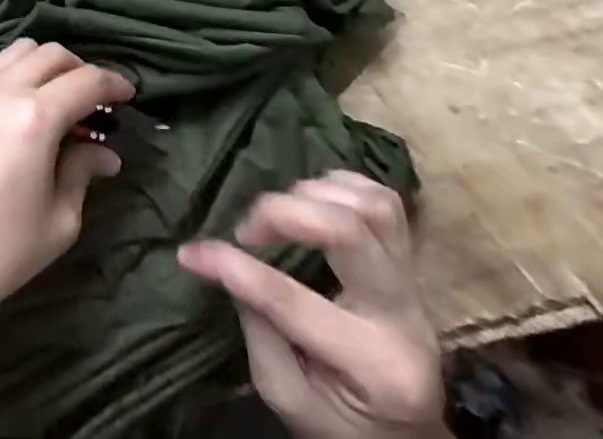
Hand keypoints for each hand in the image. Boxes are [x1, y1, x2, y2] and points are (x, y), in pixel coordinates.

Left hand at [0, 39, 135, 339]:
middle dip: (83, 71)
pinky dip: (11, 65)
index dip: (115, 84)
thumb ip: (83, 171)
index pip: (86, 81)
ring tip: (59, 98)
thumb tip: (105, 152)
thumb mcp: (59, 218)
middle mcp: (2, 90)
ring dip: (46, 64)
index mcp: (35, 116)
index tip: (131, 97)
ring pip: (18, 50)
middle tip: (98, 104)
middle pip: (52, 55)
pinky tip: (18, 96)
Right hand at [178, 172, 446, 438]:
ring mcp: (413, 284)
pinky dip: (342, 187)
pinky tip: (310, 200)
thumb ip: (257, 327)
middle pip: (350, 231)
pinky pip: (386, 202)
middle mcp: (405, 317)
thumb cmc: (338, 419)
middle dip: (282, 214)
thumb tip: (227, 264)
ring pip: (374, 207)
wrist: (405, 432)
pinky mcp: (409, 262)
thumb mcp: (285, 392)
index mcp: (376, 366)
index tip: (189, 254)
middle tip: (246, 230)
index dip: (231, 268)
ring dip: (316, 195)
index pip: (292, 301)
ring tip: (281, 211)